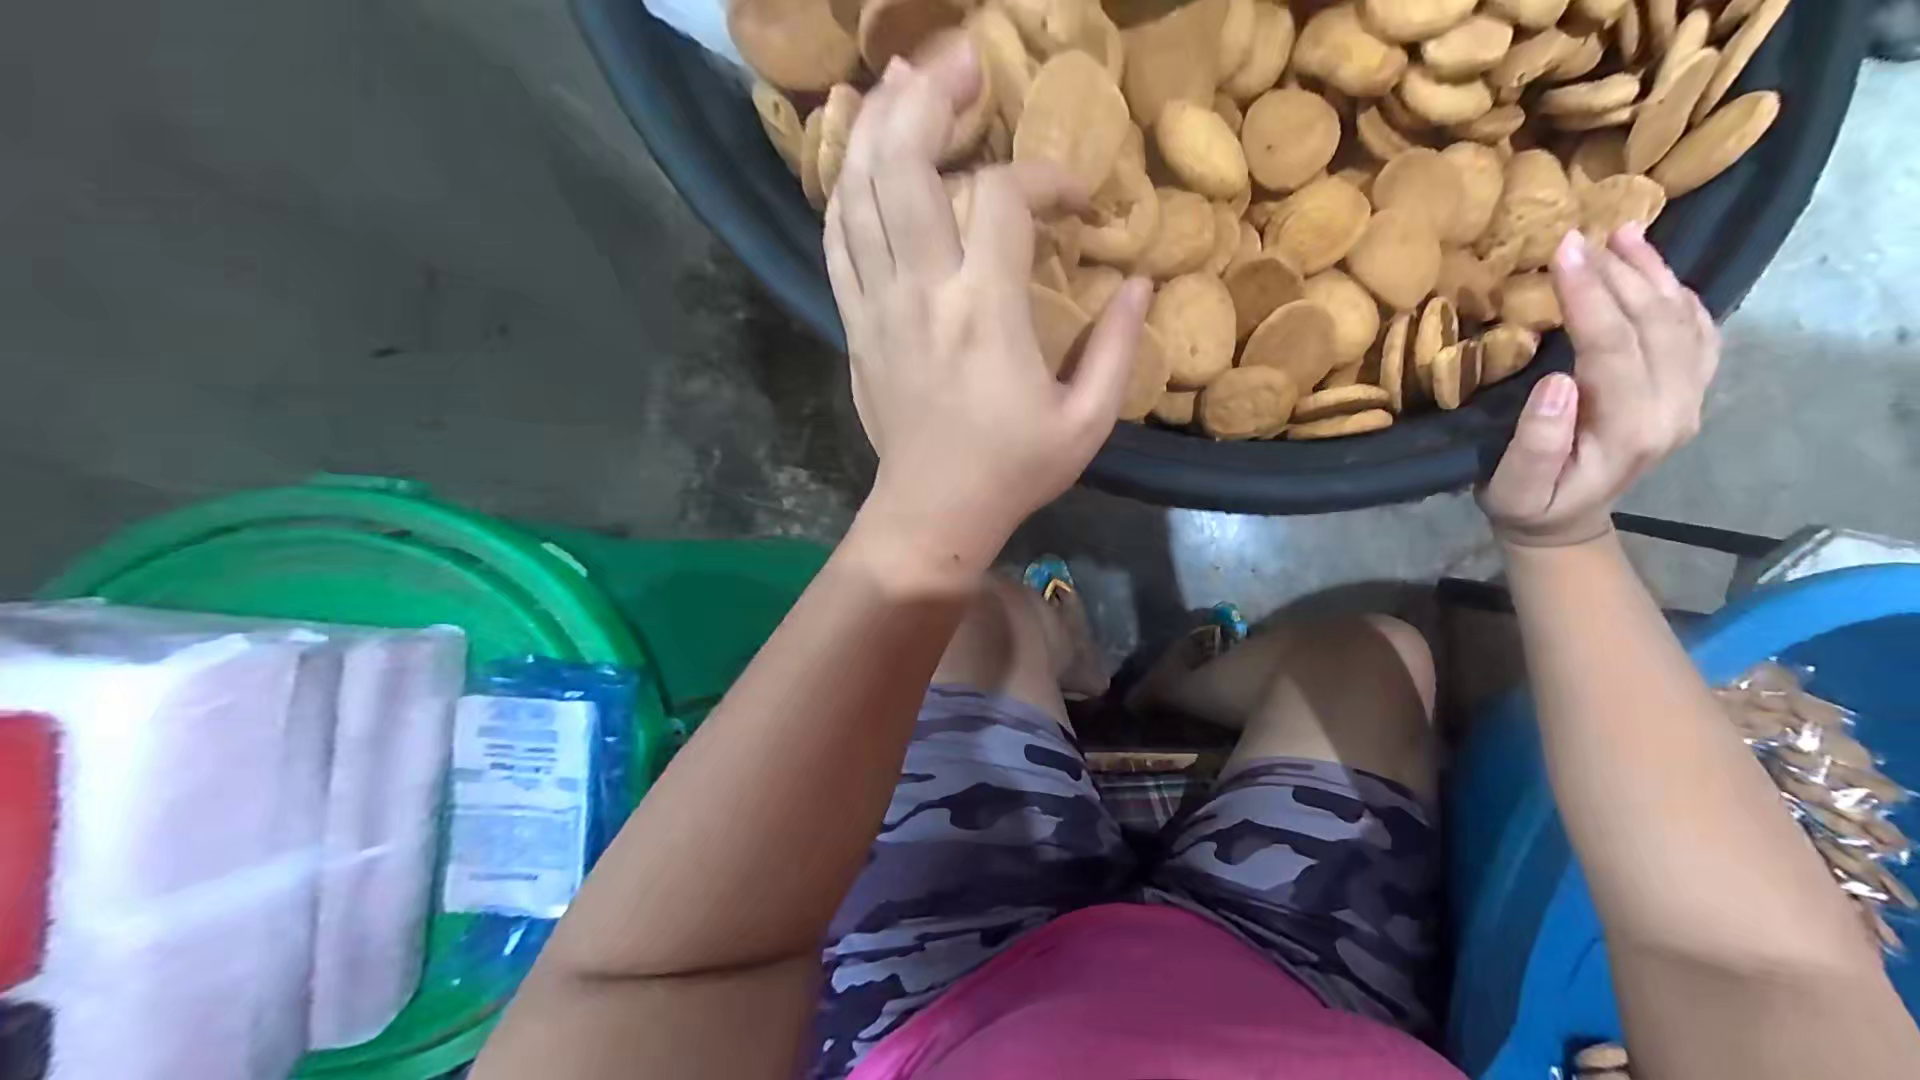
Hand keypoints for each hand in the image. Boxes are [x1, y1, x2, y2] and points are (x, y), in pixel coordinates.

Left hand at [825, 43, 1151, 571]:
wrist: (932, 512)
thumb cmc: (1013, 472)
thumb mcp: (1088, 422)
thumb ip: (1120, 348)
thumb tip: (1140, 282)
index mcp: (986, 315)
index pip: (1005, 199)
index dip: (1045, 176)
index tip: (1075, 198)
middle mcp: (923, 294)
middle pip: (907, 164)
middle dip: (930, 97)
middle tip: (961, 61)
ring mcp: (877, 306)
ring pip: (858, 191)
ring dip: (877, 124)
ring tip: (902, 80)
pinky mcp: (853, 323)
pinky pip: (837, 238)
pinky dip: (845, 187)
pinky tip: (862, 158)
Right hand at [1478, 225, 1720, 547]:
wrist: (1565, 523)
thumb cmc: (1527, 505)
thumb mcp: (1513, 488)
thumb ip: (1537, 443)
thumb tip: (1557, 381)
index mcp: (1630, 429)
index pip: (1614, 346)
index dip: (1590, 297)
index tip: (1562, 253)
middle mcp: (1675, 408)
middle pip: (1655, 324)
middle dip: (1618, 274)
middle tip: (1580, 236)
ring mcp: (1689, 398)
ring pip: (1683, 320)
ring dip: (1654, 273)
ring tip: (1623, 234)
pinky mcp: (1685, 392)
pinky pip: (1696, 332)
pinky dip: (1678, 294)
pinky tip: (1654, 272)